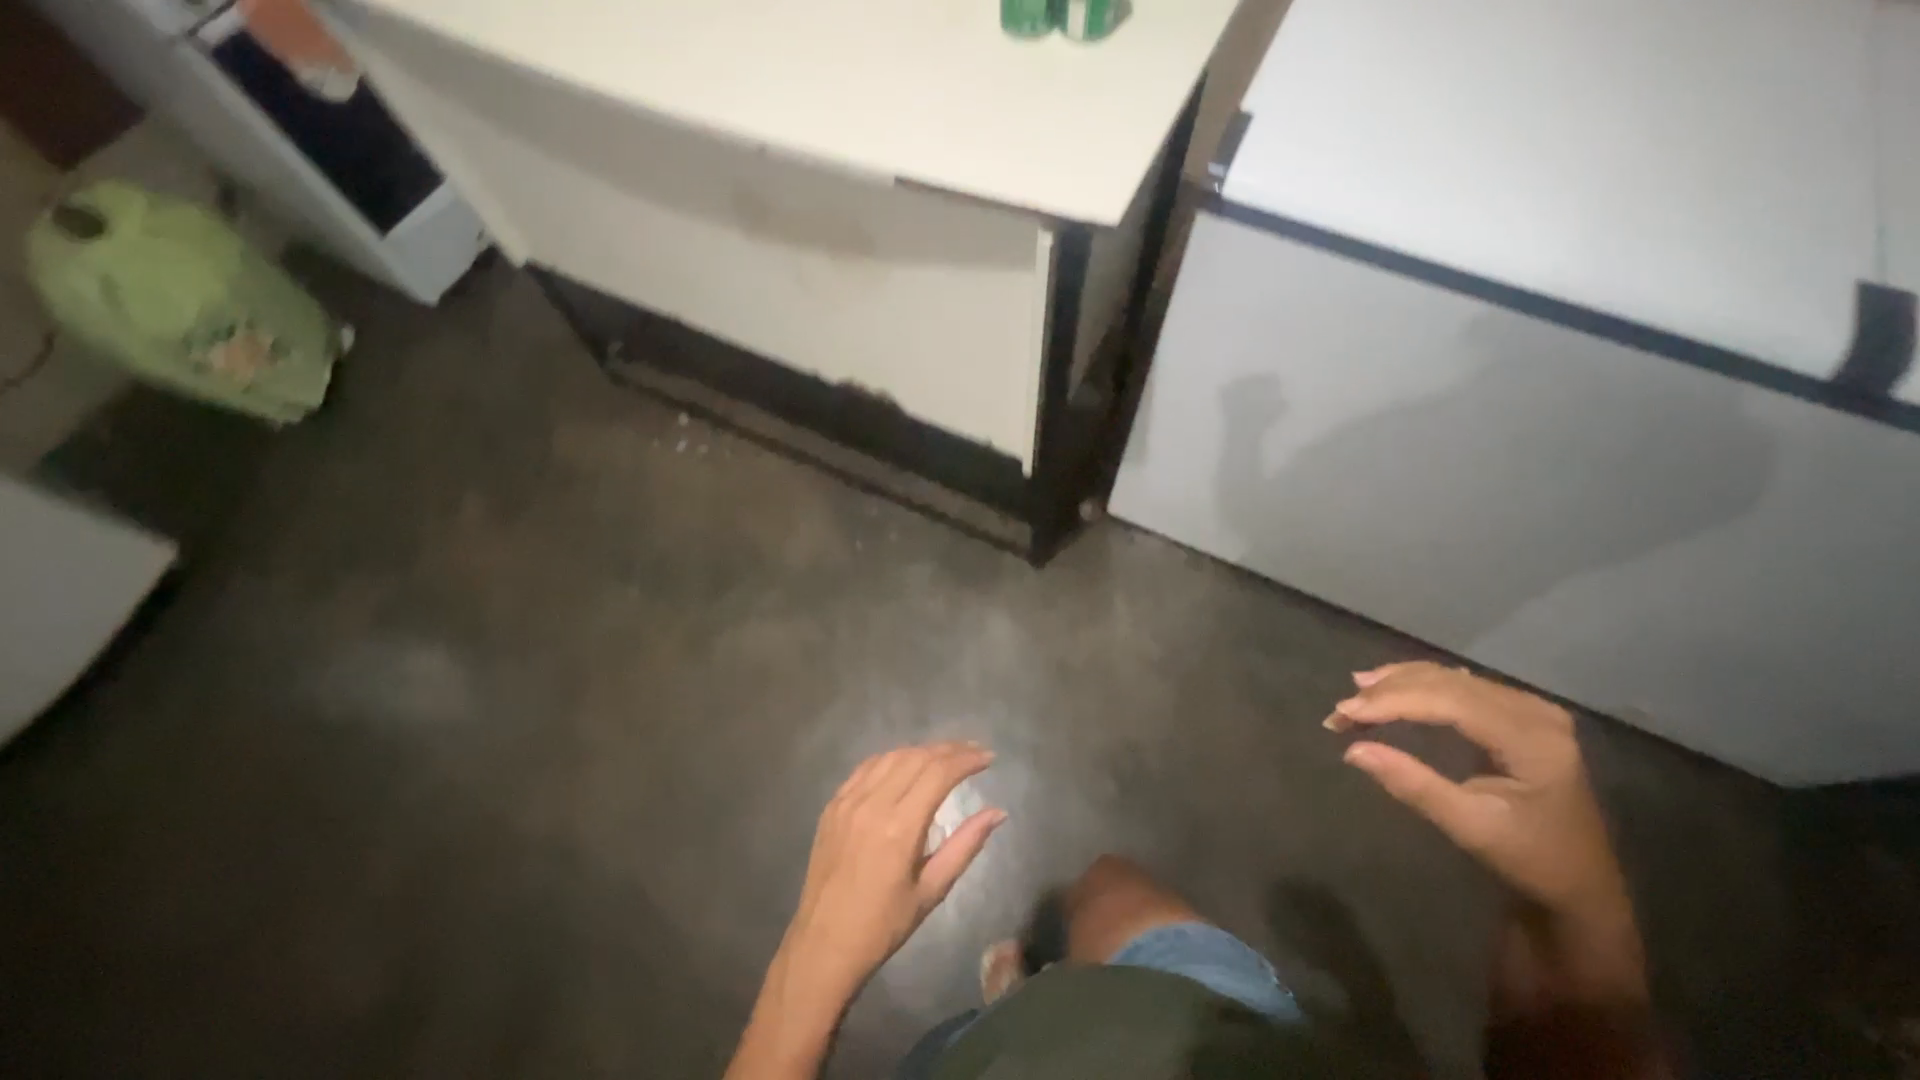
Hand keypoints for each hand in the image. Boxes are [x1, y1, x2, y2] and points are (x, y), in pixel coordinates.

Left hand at [777, 742, 1006, 1000]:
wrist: (824, 944)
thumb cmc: (883, 925)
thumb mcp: (932, 890)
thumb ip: (966, 846)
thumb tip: (998, 813)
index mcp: (899, 827)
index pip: (938, 773)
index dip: (966, 760)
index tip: (988, 758)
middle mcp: (872, 804)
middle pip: (916, 758)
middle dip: (949, 750)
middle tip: (973, 752)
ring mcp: (847, 802)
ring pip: (890, 757)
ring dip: (921, 751)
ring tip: (945, 755)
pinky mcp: (832, 807)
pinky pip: (865, 769)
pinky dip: (891, 759)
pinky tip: (905, 764)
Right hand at [1326, 662, 1619, 912]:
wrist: (1582, 885)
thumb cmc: (1530, 859)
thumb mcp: (1468, 825)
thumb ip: (1412, 783)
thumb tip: (1353, 750)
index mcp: (1531, 738)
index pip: (1450, 701)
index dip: (1393, 701)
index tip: (1345, 713)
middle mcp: (1536, 712)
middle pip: (1450, 684)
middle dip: (1390, 692)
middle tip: (1341, 710)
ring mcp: (1533, 711)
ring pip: (1454, 680)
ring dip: (1402, 684)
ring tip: (1357, 691)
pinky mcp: (1523, 717)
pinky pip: (1465, 688)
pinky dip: (1423, 688)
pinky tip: (1394, 687)